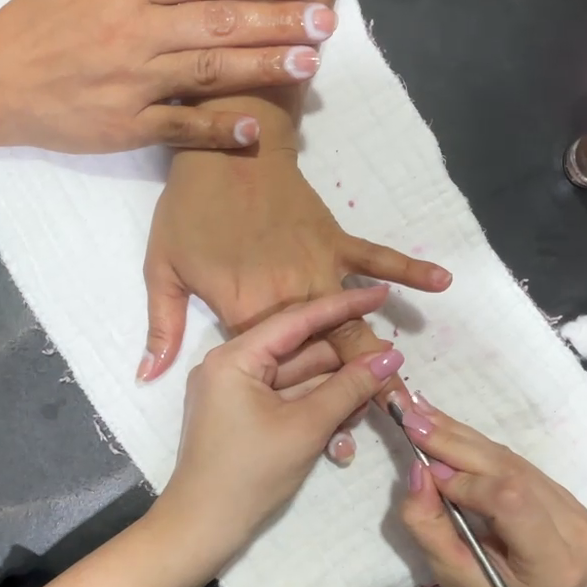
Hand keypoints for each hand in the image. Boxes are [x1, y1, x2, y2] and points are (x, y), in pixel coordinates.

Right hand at [0, 0, 333, 151]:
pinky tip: (253, 126)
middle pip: (221, 21)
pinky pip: (179, 128)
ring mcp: (133, 82)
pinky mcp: (125, 126)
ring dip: (262, 66)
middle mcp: (137, 31)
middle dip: (278, 20)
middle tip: (325, 22)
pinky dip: (216, 129)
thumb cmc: (36, 21)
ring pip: (209, 71)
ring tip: (309, 63)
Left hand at [139, 130, 450, 414]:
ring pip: (350, 324)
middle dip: (359, 396)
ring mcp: (314, 268)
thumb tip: (146, 374)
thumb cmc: (187, 211)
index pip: (281, 372)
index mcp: (247, 311)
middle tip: (388, 428)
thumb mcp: (162, 271)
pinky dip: (404, 268)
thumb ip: (162, 328)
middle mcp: (288, 295)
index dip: (314, 409)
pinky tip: (439, 282)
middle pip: (326, 356)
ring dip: (375, 358)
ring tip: (406, 394)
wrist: (222, 144)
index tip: (343, 442)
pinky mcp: (331, 242)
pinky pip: (371, 257)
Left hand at [152, 287, 403, 558]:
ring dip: (334, 396)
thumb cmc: (250, 473)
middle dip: (344, 365)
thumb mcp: (306, 427)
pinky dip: (314, 412)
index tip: (381, 291)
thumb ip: (350, 387)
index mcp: (234, 356)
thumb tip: (390, 355)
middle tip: (389, 367)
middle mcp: (231, 365)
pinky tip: (343, 434)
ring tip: (370, 410)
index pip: (298, 319)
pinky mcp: (241, 416)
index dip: (343, 305)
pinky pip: (285, 401)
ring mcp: (235, 392)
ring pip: (297, 380)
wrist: (202, 526)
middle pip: (300, 351)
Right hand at [393, 393, 586, 586]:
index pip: (510, 501)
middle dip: (456, 443)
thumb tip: (417, 471)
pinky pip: (520, 464)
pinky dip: (479, 447)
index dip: (465, 480)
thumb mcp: (452, 578)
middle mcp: (579, 532)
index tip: (424, 470)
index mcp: (555, 565)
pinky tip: (447, 428)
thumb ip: (430, 527)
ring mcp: (582, 512)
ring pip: (515, 462)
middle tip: (411, 417)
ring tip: (421, 414)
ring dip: (464, 437)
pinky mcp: (572, 498)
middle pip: (513, 471)